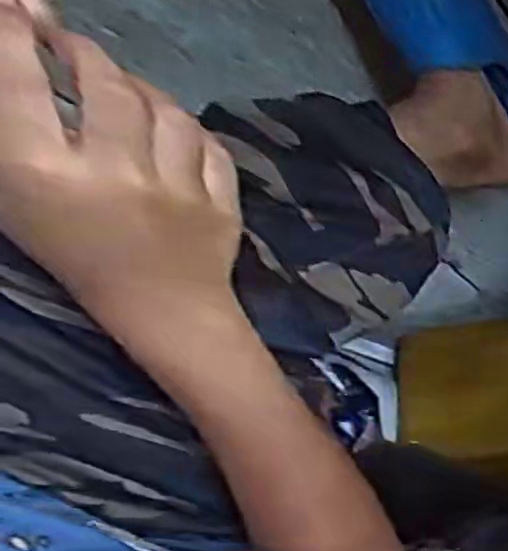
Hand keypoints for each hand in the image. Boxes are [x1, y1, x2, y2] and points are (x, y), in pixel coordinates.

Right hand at [0, 6, 241, 332]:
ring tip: (120, 81)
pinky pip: (210, 149)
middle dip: (84, 52)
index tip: (14, 8)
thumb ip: (12, 121)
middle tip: (67, 43)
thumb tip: (21, 56)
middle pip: (107, 88)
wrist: (160, 301)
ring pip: (167, 114)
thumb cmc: (71, 243)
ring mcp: (179, 192)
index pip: (20, 80)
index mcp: (42, 167)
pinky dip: (188, 127)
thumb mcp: (11, 183)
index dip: (13, 33)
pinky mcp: (223, 208)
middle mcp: (115, 173)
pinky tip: (170, 121)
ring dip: (140, 86)